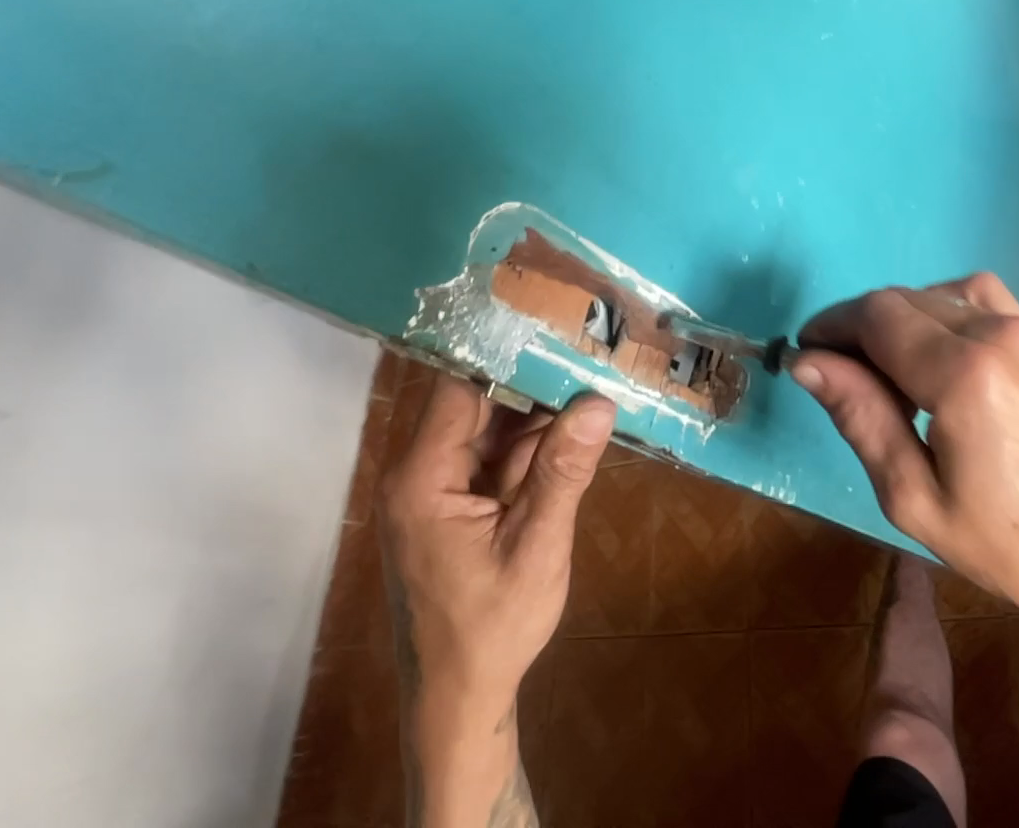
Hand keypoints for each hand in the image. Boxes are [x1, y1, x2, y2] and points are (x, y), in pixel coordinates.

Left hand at [378, 373, 615, 710]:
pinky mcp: (454, 506)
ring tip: (592, 377)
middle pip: (476, 404)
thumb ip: (564, 472)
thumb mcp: (536, 547)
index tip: (556, 323)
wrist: (459, 696)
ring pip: (489, 430)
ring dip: (537, 415)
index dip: (506, 353)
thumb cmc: (492, 628)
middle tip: (588, 347)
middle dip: (532, 381)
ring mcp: (436, 489)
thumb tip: (599, 403)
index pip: (460, 388)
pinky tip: (574, 429)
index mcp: (423, 478)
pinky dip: (531, 448)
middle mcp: (419, 473)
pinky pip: (493, 459)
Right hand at [791, 274, 1018, 663]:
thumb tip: (807, 363)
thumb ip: (860, 417)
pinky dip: (943, 313)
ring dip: (901, 318)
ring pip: (941, 292)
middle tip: (837, 378)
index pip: (876, 316)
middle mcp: (999, 333)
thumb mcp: (913, 496)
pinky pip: (981, 301)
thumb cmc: (1007, 547)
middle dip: (858, 327)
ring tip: (887, 372)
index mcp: (964, 373)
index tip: (803, 357)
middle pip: (904, 298)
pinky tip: (936, 361)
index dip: (830, 327)